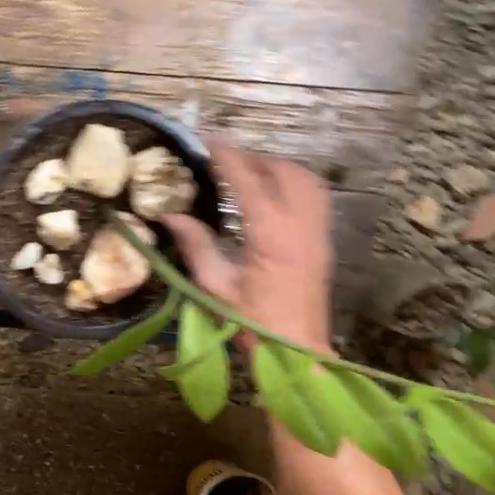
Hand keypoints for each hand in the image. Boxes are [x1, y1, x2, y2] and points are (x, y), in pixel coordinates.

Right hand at [162, 143, 334, 352]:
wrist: (295, 352)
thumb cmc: (249, 325)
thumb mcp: (213, 287)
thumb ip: (195, 246)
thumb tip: (171, 215)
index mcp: (271, 237)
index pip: (250, 183)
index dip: (229, 159)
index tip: (209, 142)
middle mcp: (301, 227)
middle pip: (285, 174)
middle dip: (255, 158)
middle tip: (224, 156)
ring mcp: (318, 233)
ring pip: (307, 181)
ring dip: (278, 168)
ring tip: (249, 169)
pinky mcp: (322, 243)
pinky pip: (315, 198)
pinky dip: (293, 183)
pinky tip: (272, 192)